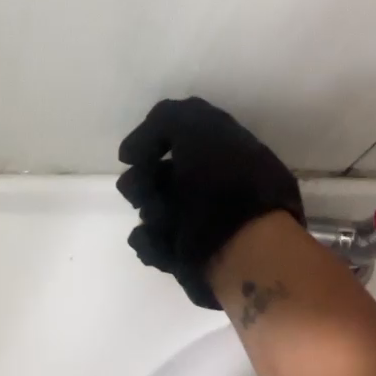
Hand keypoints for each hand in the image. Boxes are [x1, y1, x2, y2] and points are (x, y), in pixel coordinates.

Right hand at [117, 97, 303, 308]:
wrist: (243, 244)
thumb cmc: (223, 180)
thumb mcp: (195, 125)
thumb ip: (162, 120)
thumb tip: (132, 155)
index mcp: (223, 151)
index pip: (174, 138)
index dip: (150, 143)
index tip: (135, 156)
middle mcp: (211, 184)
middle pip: (154, 176)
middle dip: (142, 181)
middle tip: (147, 190)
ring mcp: (199, 221)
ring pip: (150, 209)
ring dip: (147, 210)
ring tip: (159, 219)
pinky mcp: (187, 255)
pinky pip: (150, 242)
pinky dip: (148, 239)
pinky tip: (156, 238)